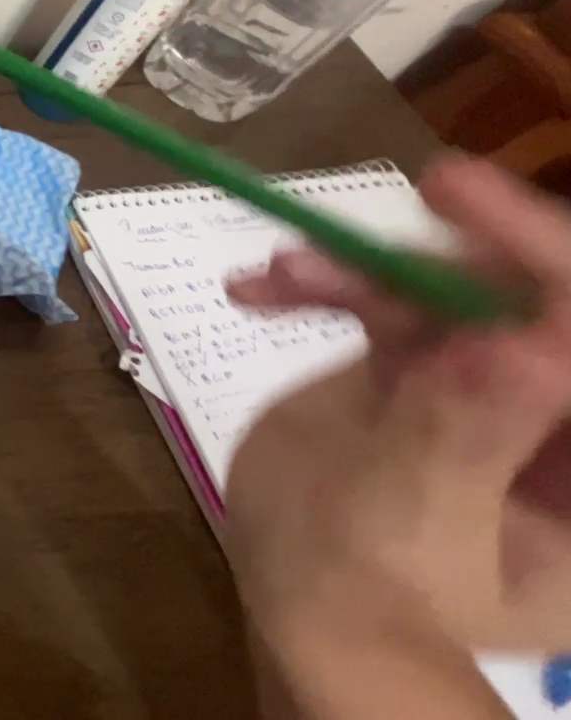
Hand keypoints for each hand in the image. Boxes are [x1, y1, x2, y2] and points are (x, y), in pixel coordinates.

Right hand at [223, 156, 570, 657]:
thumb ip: (462, 436)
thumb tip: (511, 348)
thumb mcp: (412, 520)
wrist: (309, 606)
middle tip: (325, 240)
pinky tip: (258, 290)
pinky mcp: (416, 373)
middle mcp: (558, 412)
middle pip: (516, 297)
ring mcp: (486, 388)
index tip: (451, 193)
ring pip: (441, 292)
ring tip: (268, 276)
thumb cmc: (364, 586)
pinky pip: (382, 305)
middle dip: (420, 261)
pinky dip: (318, 287)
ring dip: (350, 272)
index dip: (538, 254)